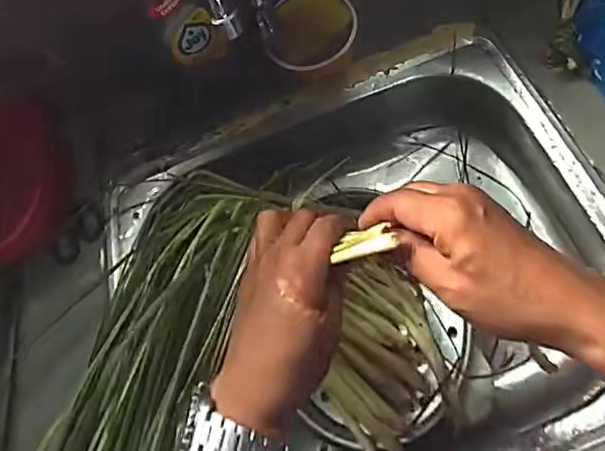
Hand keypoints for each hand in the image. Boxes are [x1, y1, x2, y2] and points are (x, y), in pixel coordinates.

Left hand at [211, 207, 349, 435]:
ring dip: (296, 220)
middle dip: (325, 221)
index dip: (345, 224)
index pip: (326, 226)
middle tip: (339, 238)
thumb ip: (338, 284)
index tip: (356, 233)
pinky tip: (287, 250)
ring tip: (309, 238)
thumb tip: (346, 258)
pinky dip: (276, 231)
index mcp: (302, 270)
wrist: (252, 389)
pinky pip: (260, 233)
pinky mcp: (248, 269)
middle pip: (303, 216)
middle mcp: (278, 256)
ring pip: (277, 216)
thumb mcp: (331, 327)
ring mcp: (259, 260)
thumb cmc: (297, 365)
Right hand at [359, 181, 604, 353]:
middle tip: (374, 241)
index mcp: (448, 211)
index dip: (372, 215)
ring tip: (397, 244)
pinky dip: (427, 214)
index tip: (358, 234)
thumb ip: (413, 258)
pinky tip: (426, 240)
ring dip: (408, 213)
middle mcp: (459, 194)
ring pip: (426, 195)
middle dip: (388, 212)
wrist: (564, 299)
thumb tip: (388, 242)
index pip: (395, 201)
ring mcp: (475, 197)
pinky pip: (444, 202)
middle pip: (410, 192)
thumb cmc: (509, 299)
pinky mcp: (485, 207)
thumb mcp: (451, 288)